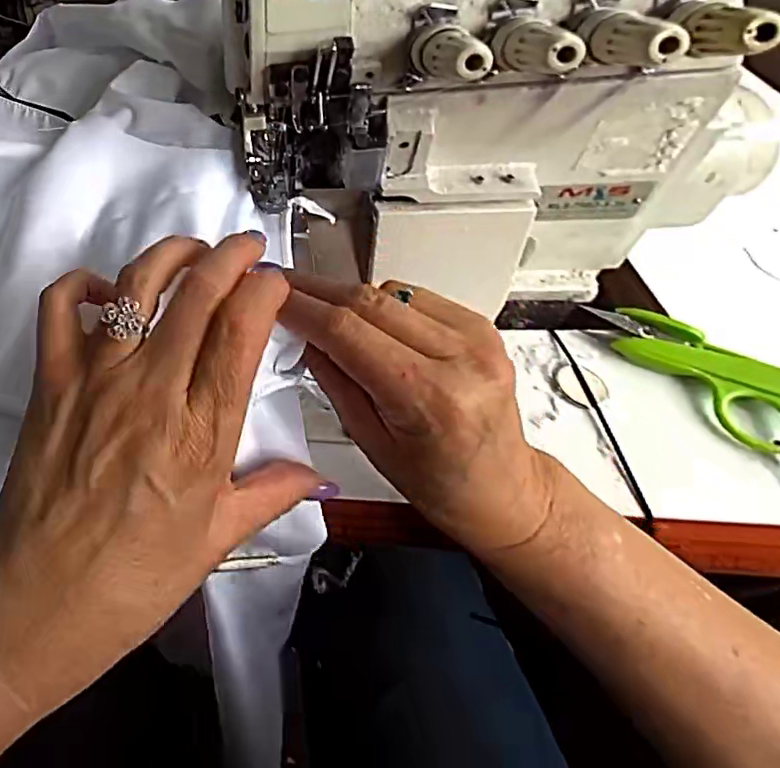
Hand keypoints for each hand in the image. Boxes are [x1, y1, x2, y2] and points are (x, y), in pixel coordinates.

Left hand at [0, 232, 323, 766]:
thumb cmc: (132, 580)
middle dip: (230, 253)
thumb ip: (271, 493)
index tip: (274, 282)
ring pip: (135, 285)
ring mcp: (96, 379)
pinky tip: (105, 290)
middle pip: (198, 292)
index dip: (265, 288)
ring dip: (170, 253)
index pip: (242, 329)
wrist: (32, 605)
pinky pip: (60, 306)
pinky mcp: (51, 380)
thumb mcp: (216, 540)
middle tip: (245, 247)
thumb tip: (319, 477)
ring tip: (191, 252)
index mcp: (202, 431)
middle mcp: (153, 391)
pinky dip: (82, 283)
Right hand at [278, 274, 571, 556]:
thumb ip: (334, 381)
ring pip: (390, 291)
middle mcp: (461, 360)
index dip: (302, 307)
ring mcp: (477, 338)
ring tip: (327, 313)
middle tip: (288, 290)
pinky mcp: (482, 325)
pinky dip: (385, 303)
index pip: (346, 331)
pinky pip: (416, 295)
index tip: (274, 297)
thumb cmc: (446, 484)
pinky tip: (374, 324)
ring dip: (350, 297)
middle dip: (319, 291)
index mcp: (429, 399)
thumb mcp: (372, 444)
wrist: (505, 489)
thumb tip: (303, 334)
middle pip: (367, 300)